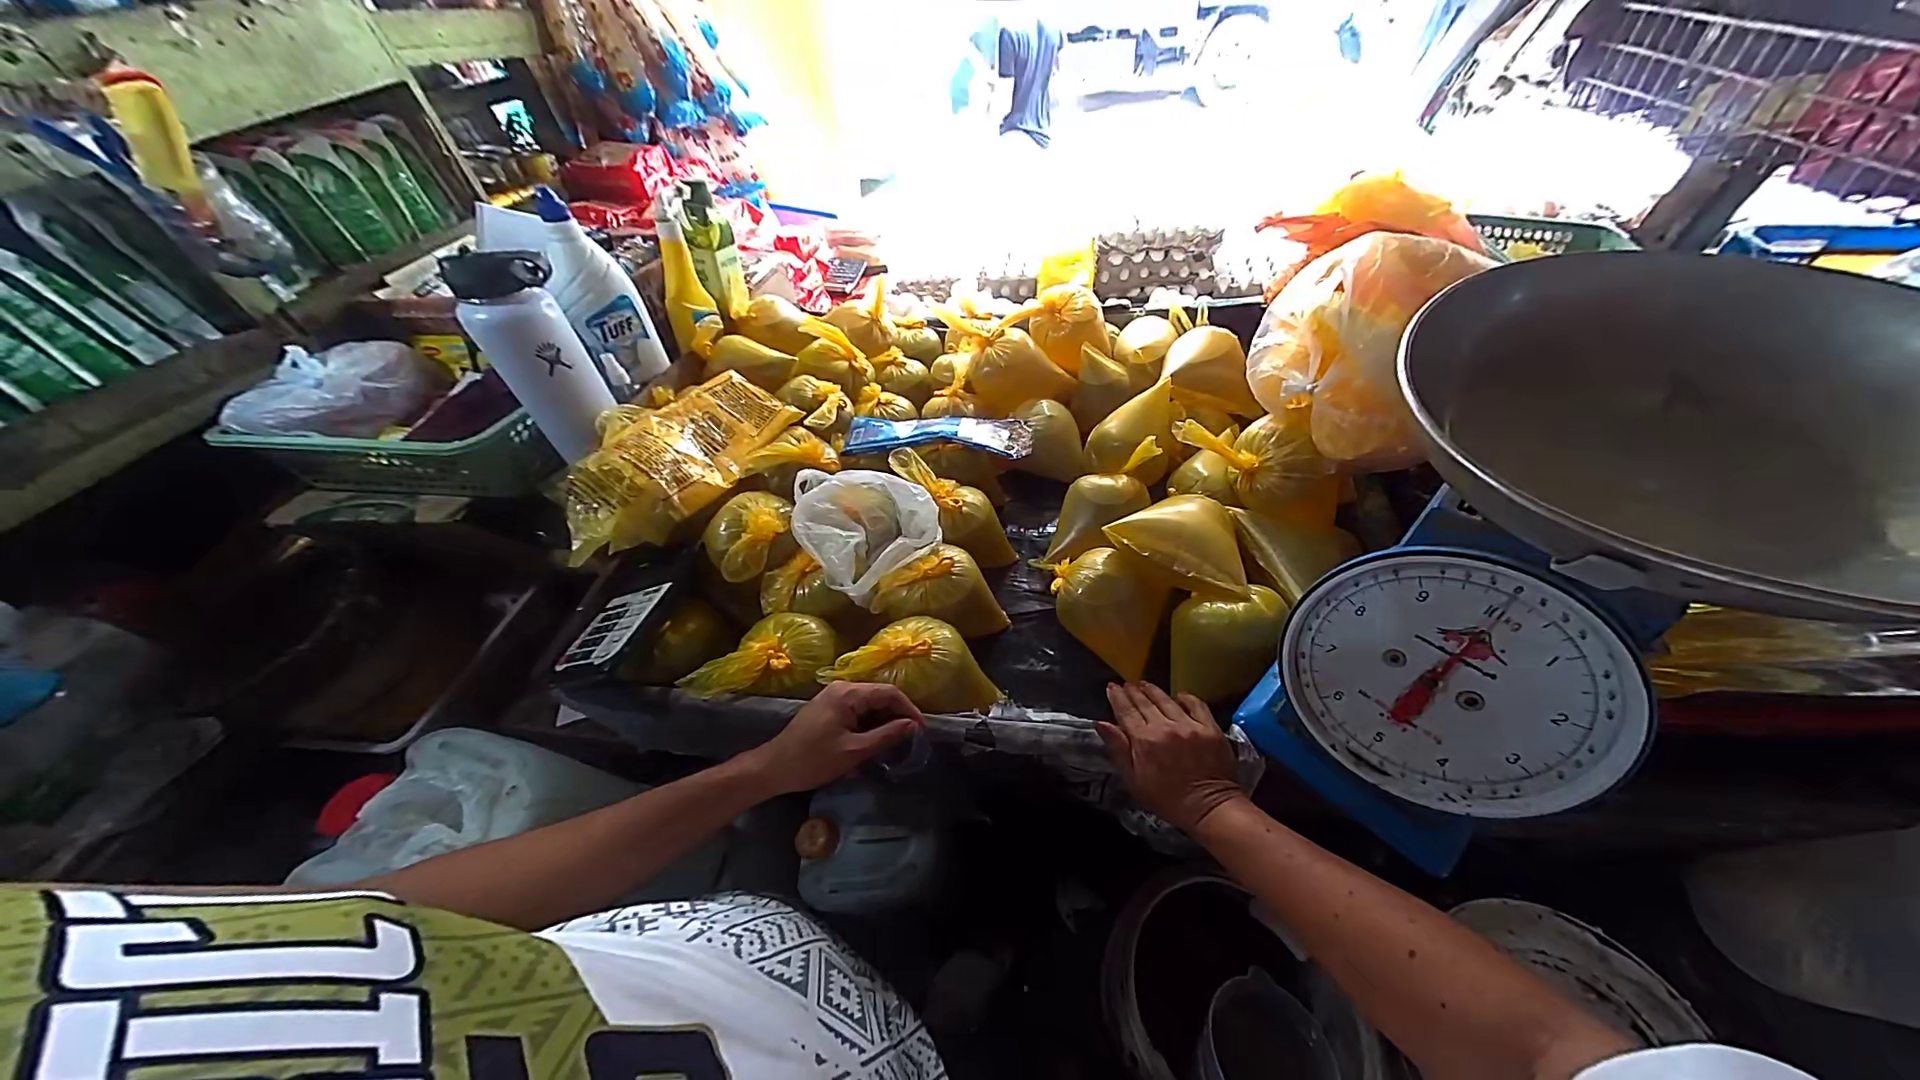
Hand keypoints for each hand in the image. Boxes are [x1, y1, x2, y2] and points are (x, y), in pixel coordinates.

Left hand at [739, 681, 925, 795]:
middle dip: (898, 715)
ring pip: (869, 704)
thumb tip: (912, 725)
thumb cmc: (813, 760)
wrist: (773, 768)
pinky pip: (856, 711)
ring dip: (883, 721)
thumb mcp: (854, 751)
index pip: (889, 693)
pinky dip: (869, 724)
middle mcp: (841, 688)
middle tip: (912, 738)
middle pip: (879, 696)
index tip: (922, 729)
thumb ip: (885, 736)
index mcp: (848, 693)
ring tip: (896, 742)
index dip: (909, 709)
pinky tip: (874, 741)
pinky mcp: (828, 708)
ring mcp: (833, 697)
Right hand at [1098, 681, 1244, 832]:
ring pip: (1167, 700)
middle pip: (1144, 702)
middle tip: (1126, 684)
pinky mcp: (1210, 728)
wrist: (1210, 809)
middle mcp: (1165, 727)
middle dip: (1133, 691)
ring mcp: (1189, 725)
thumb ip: (1118, 749)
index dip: (1117, 697)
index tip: (1111, 686)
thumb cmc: (1167, 799)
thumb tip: (1101, 723)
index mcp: (1144, 740)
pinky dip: (1185, 697)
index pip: (1126, 711)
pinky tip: (1179, 695)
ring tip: (1144, 684)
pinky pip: (1196, 704)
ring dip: (1153, 690)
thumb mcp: (1134, 780)